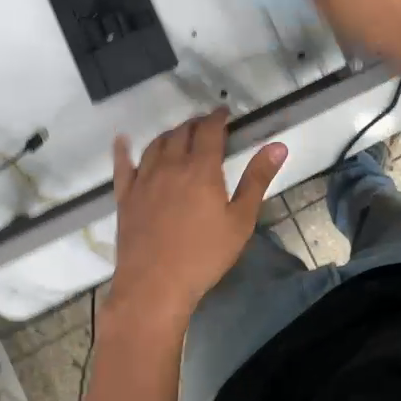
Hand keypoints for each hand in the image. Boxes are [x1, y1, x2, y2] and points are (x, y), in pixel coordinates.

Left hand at [108, 111, 285, 323]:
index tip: (224, 113)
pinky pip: (122, 165)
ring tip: (179, 135)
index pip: (209, 131)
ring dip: (170, 134)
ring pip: (156, 144)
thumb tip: (278, 146)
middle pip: (182, 133)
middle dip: (196, 124)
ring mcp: (144, 180)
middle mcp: (170, 166)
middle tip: (206, 125)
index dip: (217, 118)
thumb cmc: (204, 256)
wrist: (154, 287)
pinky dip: (123, 149)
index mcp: (201, 169)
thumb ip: (257, 179)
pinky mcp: (125, 197)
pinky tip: (122, 140)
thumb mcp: (240, 220)